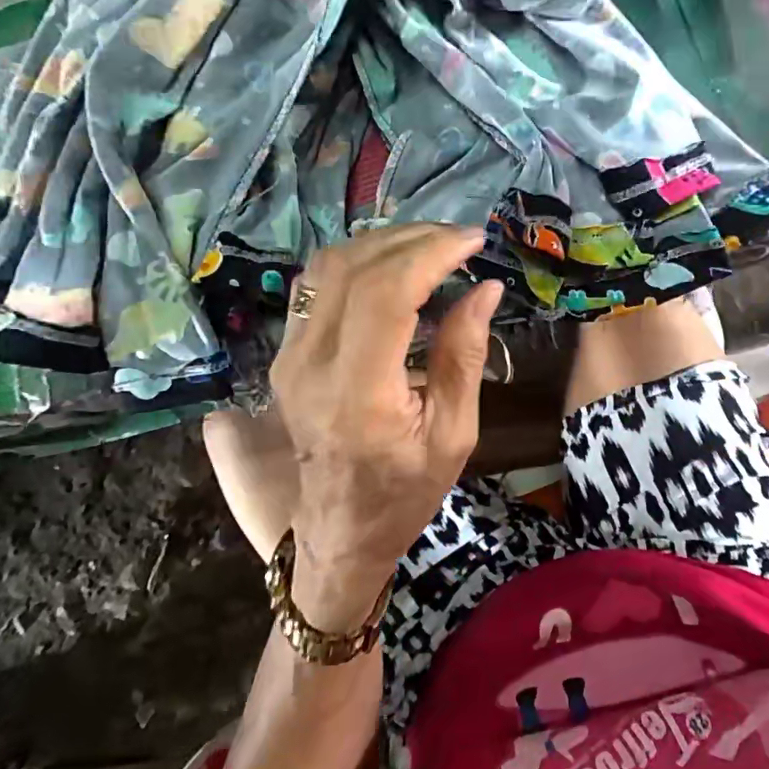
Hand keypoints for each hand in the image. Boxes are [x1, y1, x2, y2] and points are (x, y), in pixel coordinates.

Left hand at [268, 224, 502, 630]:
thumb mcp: (454, 434)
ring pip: (328, 268)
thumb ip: (464, 355)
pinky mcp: (284, 354)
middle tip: (457, 240)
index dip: (430, 254)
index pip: (386, 294)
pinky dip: (355, 263)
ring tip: (428, 247)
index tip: (472, 241)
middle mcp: (312, 366)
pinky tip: (389, 267)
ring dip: (380, 245)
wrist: (339, 528)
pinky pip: (314, 287)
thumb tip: (485, 287)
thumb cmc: (405, 492)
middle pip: (353, 268)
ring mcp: (289, 357)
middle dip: (411, 240)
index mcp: (359, 394)